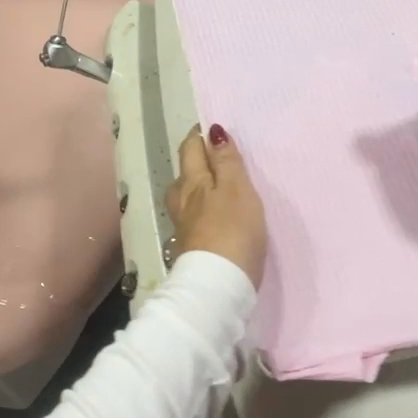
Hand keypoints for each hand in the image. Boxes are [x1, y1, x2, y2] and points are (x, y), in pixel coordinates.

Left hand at [168, 124, 267, 286]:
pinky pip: (194, 220)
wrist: (217, 288)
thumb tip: (213, 132)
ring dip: (196, 188)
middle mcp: (182, 201)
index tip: (210, 130)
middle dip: (195, 161)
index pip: (191, 149)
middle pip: (184, 173)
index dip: (199, 137)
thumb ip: (226, 162)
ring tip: (213, 188)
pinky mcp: (191, 250)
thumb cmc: (231, 231)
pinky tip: (214, 220)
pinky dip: (202, 213)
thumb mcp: (236, 190)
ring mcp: (184, 227)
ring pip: (186, 198)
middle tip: (212, 155)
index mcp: (192, 182)